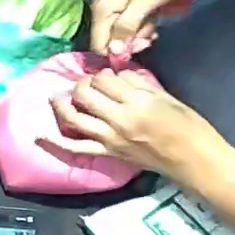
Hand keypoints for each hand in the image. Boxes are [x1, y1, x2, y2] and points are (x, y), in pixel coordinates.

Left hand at [49, 69, 234, 185]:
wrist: (195, 159)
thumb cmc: (188, 126)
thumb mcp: (166, 97)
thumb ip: (138, 84)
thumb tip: (115, 74)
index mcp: (137, 102)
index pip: (105, 80)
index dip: (101, 74)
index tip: (106, 76)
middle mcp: (119, 119)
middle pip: (85, 96)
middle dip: (80, 85)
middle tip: (84, 84)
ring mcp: (110, 138)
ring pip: (75, 118)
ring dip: (62, 106)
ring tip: (57, 97)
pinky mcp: (107, 153)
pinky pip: (76, 148)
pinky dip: (56, 142)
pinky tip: (40, 136)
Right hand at [90, 0, 191, 55]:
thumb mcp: (144, 3)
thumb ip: (126, 27)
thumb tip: (113, 50)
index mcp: (102, 10)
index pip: (99, 45)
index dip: (118, 52)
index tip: (139, 48)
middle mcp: (103, 11)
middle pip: (110, 41)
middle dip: (130, 44)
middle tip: (152, 37)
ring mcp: (115, 9)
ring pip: (121, 35)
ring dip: (139, 36)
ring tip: (156, 27)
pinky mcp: (127, 8)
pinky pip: (129, 26)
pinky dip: (142, 28)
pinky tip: (154, 24)